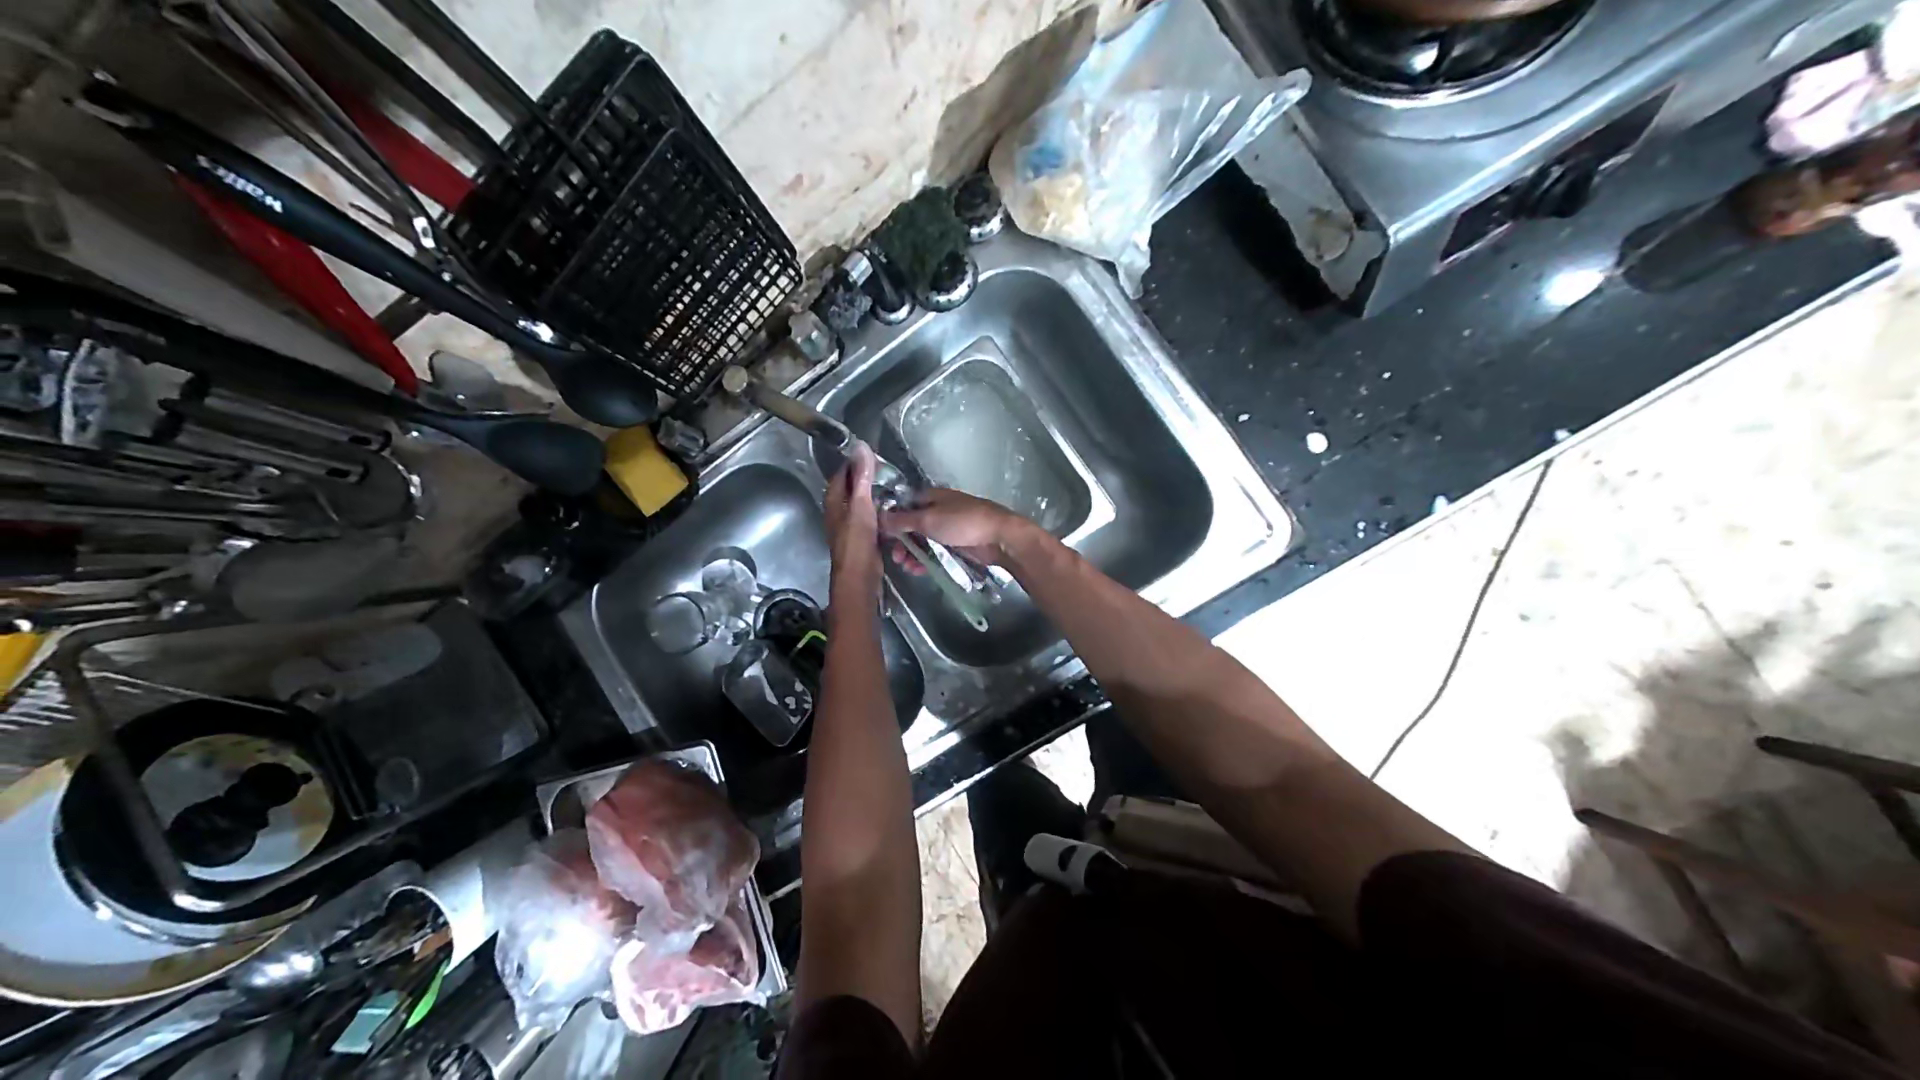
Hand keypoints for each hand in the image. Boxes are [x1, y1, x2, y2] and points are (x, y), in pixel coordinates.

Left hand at [825, 442, 881, 605]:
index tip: (874, 456)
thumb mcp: (861, 506)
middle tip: (889, 471)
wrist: (859, 578)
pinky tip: (895, 511)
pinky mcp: (863, 539)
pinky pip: (872, 519)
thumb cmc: (857, 541)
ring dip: (876, 497)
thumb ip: (862, 478)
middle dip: (868, 479)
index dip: (856, 463)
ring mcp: (851, 526)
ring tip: (895, 488)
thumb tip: (861, 446)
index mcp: (834, 502)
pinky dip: (881, 513)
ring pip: (863, 505)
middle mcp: (839, 512)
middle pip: (853, 489)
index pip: (842, 474)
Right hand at [880, 488, 1027, 571]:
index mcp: (931, 496)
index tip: (881, 536)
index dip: (891, 520)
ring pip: (922, 540)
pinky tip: (918, 569)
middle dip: (901, 541)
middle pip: (911, 525)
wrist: (999, 537)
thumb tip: (879, 517)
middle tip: (896, 557)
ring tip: (906, 565)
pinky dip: (925, 558)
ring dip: (912, 552)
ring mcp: (948, 527)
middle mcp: (938, 509)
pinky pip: (935, 550)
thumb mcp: (928, 519)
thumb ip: (902, 520)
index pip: (903, 505)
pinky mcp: (956, 544)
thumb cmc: (962, 522)